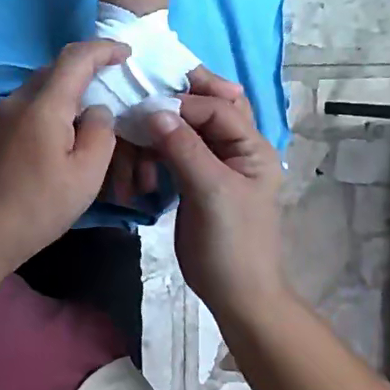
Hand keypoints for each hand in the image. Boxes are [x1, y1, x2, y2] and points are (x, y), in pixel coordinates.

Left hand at [0, 41, 127, 271]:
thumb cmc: (39, 206)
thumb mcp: (87, 172)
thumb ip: (101, 131)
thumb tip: (97, 110)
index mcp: (43, 104)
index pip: (76, 58)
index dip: (104, 49)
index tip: (127, 54)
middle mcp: (18, 100)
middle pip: (57, 70)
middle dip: (88, 72)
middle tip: (115, 88)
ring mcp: (2, 116)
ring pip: (43, 90)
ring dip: (70, 94)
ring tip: (94, 118)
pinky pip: (31, 108)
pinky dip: (55, 110)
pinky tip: (67, 136)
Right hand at [147, 90, 285, 307]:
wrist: (235, 293)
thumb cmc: (232, 243)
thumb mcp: (212, 192)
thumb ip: (185, 149)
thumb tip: (155, 110)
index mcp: (251, 146)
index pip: (217, 106)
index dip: (184, 103)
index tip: (148, 111)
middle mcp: (234, 147)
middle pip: (207, 106)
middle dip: (176, 100)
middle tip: (143, 96)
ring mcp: (213, 163)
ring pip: (186, 128)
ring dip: (161, 132)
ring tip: (138, 144)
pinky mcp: (193, 179)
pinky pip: (173, 152)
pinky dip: (155, 153)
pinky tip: (141, 168)